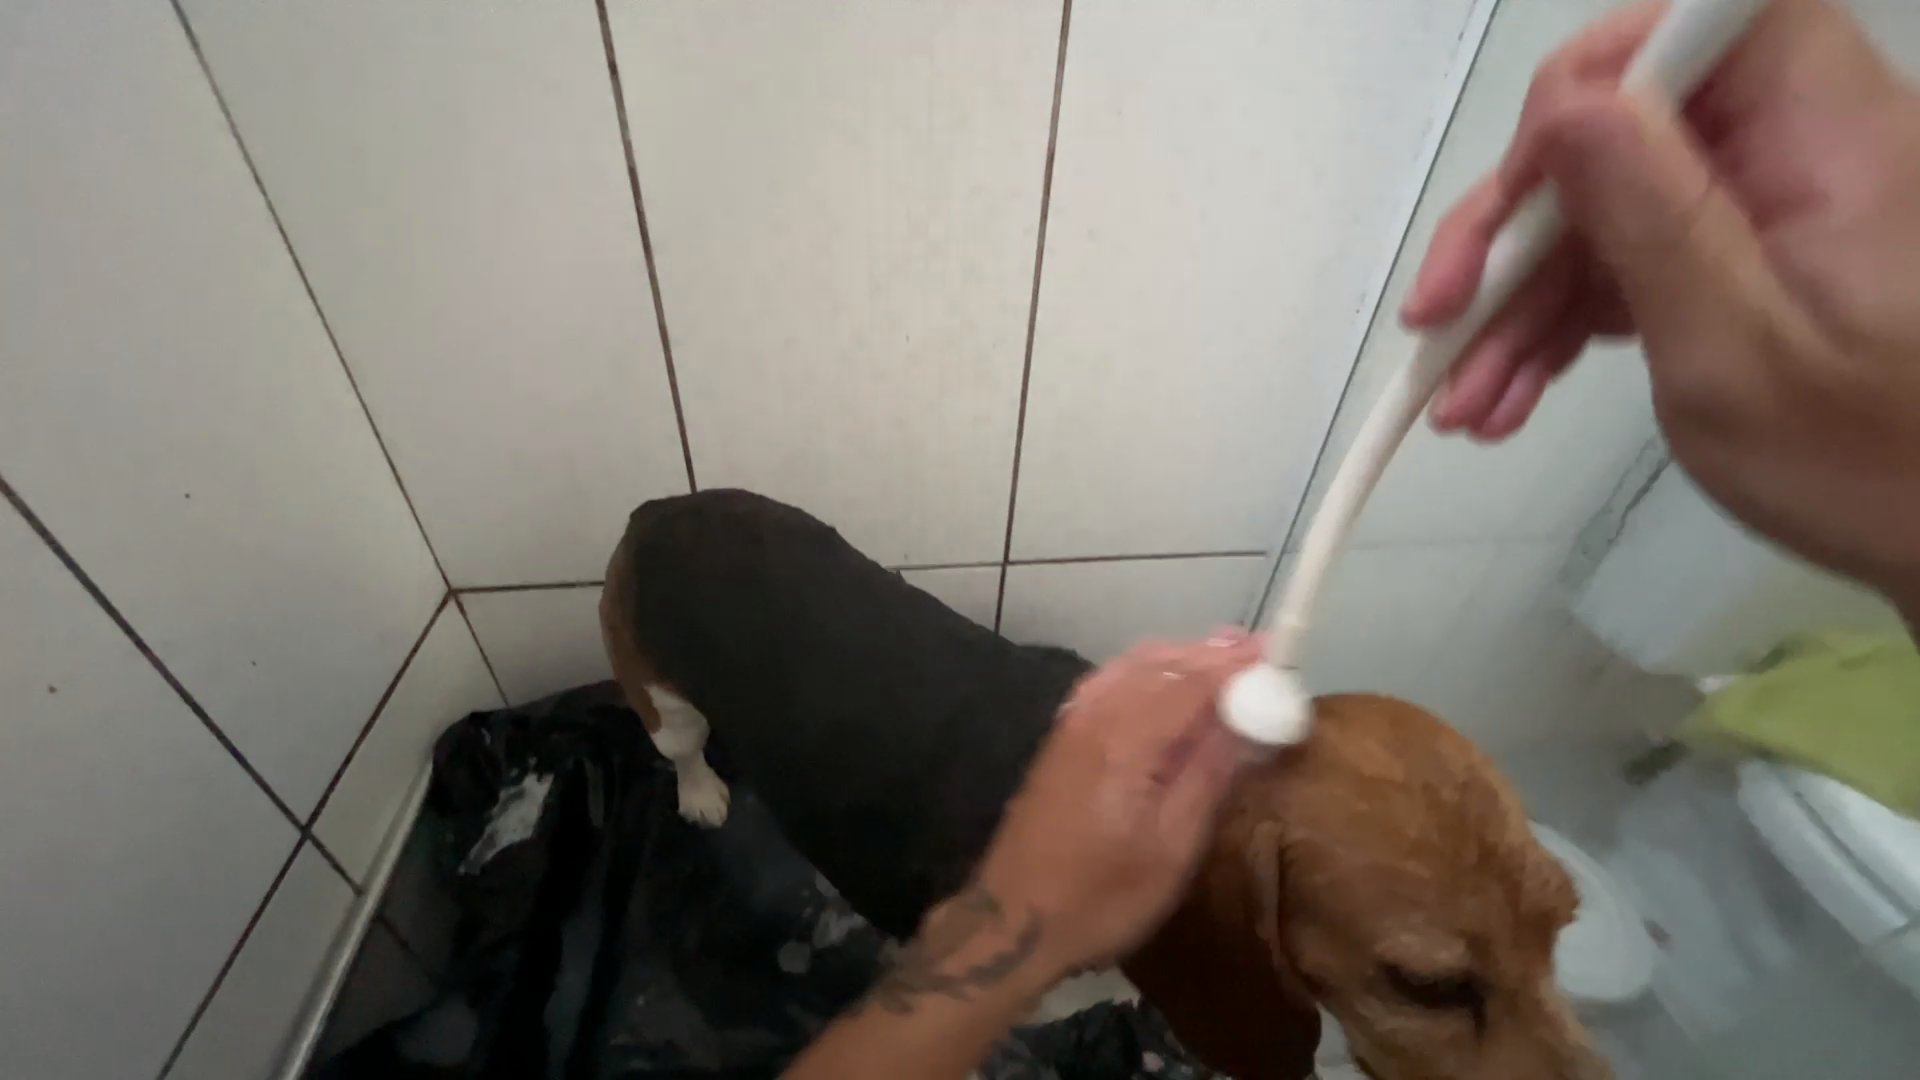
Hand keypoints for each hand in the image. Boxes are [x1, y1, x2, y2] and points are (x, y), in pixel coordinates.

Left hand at [970, 630, 1262, 979]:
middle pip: (1158, 663)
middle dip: (1209, 654)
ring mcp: (1071, 722)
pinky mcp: (1061, 735)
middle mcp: (1094, 715)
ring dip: (1177, 657)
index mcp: (1126, 739)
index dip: (1234, 665)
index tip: (1275, 653)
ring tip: (1220, 658)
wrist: (1014, 915)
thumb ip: (1208, 774)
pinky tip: (1160, 681)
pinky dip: (1143, 670)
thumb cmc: (1102, 895)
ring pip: (1129, 667)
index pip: (1189, 682)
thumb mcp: (1171, 847)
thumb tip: (1246, 721)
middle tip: (1255, 651)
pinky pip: (1107, 682)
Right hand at [1406, 0, 1919, 604]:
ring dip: (1501, 316)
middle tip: (1434, 324)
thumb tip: (1573, 109)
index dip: (1590, 85)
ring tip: (1461, 408)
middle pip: (1602, 143)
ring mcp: (1727, 218)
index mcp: (1822, 145)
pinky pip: (1588, 280)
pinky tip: (1497, 403)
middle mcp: (1772, 161)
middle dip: (1502, 238)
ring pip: (1576, 225)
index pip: (1701, 32)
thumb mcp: (1732, 348)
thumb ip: (1656, 221)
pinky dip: (1531, 341)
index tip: (1518, 191)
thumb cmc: (1857, 457)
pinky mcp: (1694, 268)